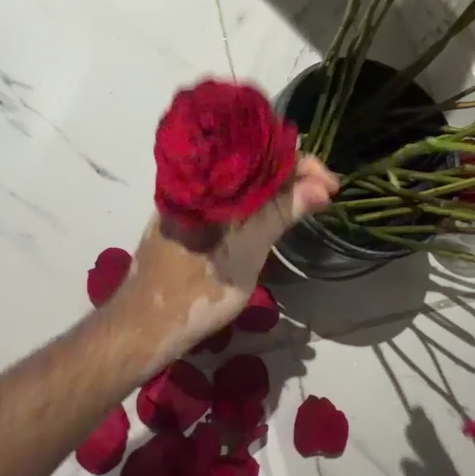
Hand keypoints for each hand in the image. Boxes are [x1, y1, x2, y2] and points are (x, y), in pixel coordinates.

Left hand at [109, 155, 338, 365]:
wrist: (143, 324)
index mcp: (208, 179)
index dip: (301, 163)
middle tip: (326, 193)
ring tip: (311, 199)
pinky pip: (233, 192)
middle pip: (255, 159)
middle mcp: (199, 178)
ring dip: (280, 185)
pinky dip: (260, 197)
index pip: (263, 151)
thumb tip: (320, 186)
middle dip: (295, 172)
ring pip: (246, 177)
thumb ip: (280, 214)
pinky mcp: (191, 212)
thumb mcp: (245, 254)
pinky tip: (278, 208)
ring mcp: (194, 195)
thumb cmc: (193, 291)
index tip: (331, 184)